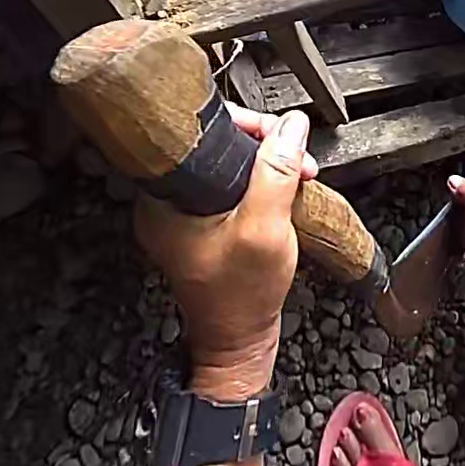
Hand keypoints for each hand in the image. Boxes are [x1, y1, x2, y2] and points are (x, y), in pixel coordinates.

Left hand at [134, 105, 316, 399]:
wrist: (241, 339)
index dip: (248, 126)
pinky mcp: (208, 218)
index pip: (202, 133)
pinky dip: (267, 176)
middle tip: (298, 158)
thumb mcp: (264, 229)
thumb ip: (276, 173)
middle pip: (222, 142)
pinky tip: (286, 183)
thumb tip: (292, 126)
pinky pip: (239, 179)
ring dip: (273, 160)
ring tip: (299, 173)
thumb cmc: (241, 297)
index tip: (279, 135)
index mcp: (165, 198)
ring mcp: (189, 209)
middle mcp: (171, 200)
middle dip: (268, 143)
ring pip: (234, 159)